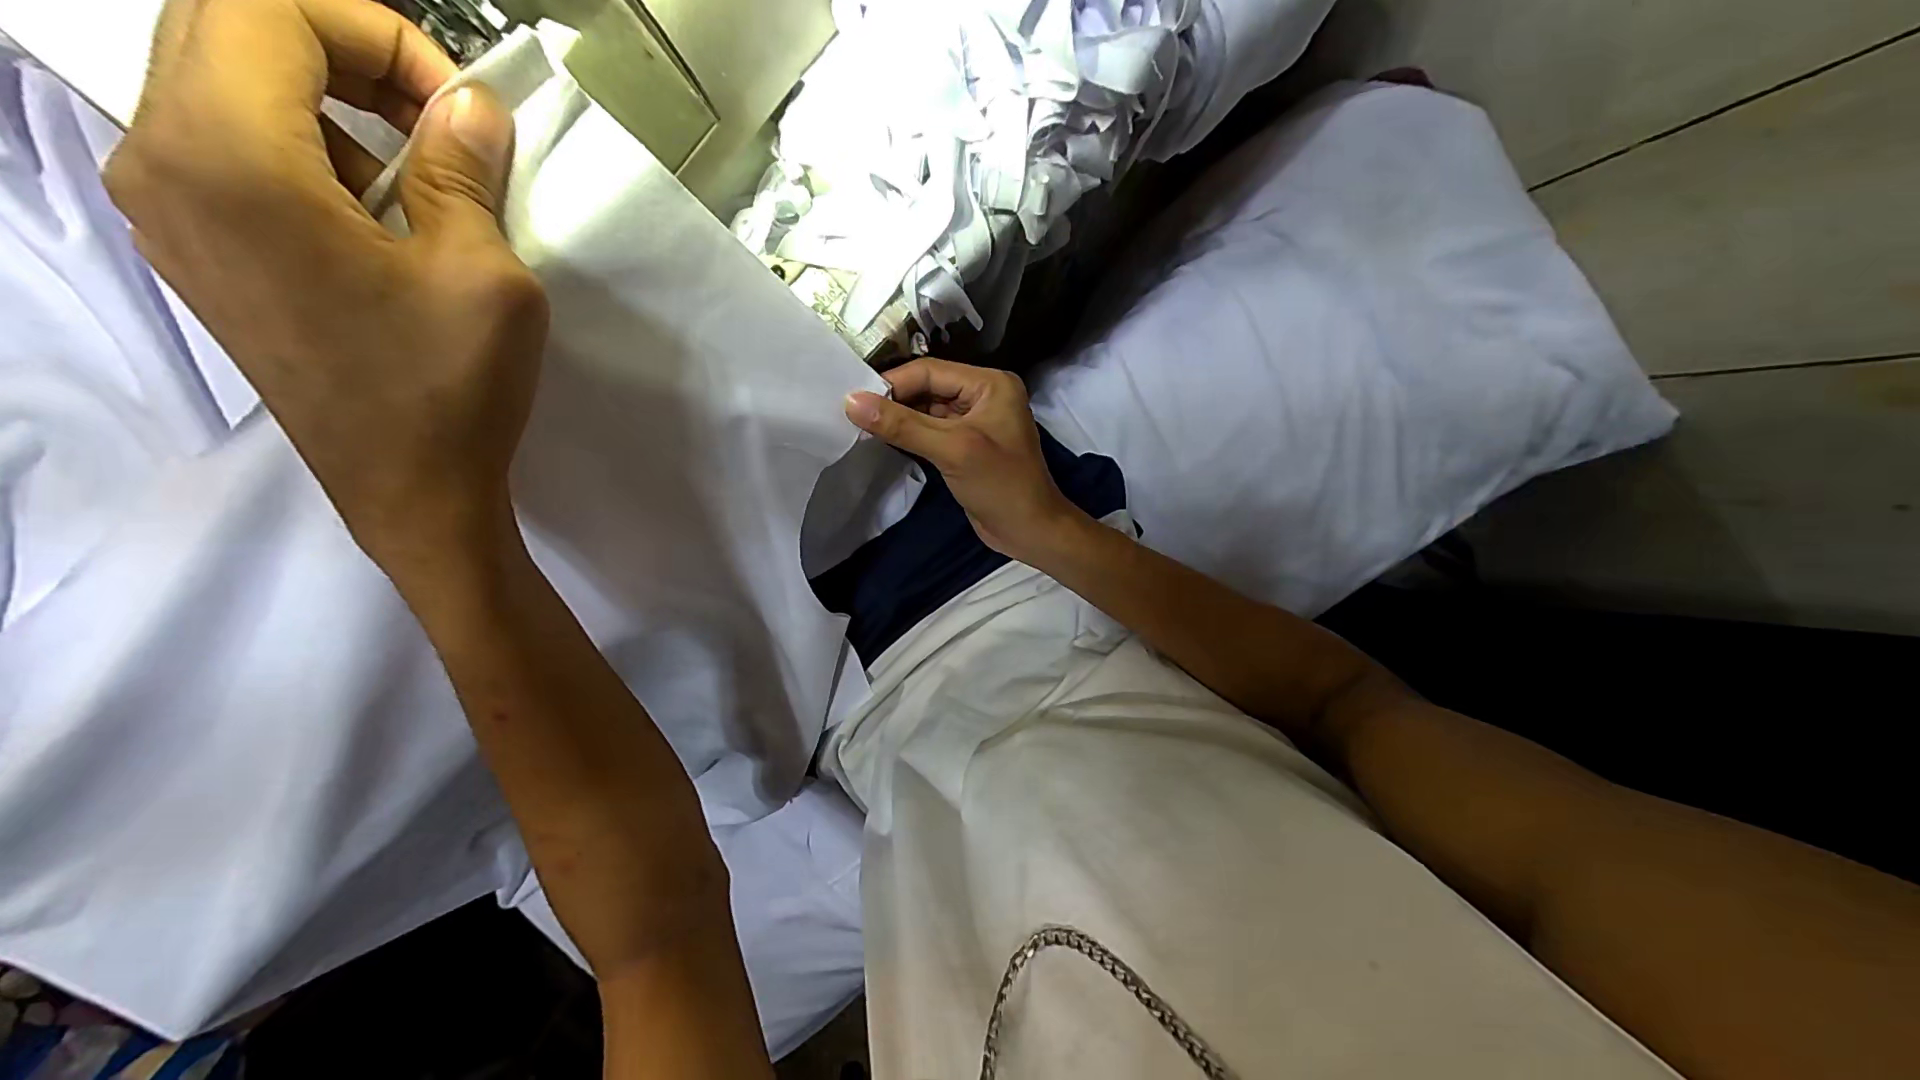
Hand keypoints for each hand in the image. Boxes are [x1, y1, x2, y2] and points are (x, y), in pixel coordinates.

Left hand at [104, 0, 547, 579]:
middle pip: (226, 30)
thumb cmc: (450, 387)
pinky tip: (374, 217)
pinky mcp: (195, 255)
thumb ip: (463, 171)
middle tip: (439, 120)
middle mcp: (161, 166)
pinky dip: (303, 153)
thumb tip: (470, 106)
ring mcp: (165, 214)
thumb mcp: (485, 273)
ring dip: (326, 104)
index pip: (266, 8)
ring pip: (222, 89)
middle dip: (348, 54)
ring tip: (417, 176)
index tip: (460, 105)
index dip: (378, 33)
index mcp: (227, 157)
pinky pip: (226, 155)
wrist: (411, 490)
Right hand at [845, 358, 1091, 563]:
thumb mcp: (951, 450)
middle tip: (853, 413)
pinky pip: (932, 430)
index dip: (892, 383)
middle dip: (893, 400)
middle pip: (927, 387)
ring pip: (927, 409)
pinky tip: (884, 440)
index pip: (931, 371)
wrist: (1030, 531)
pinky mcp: (967, 444)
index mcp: (990, 384)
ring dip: (899, 418)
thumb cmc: (1000, 485)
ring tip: (862, 425)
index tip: (853, 398)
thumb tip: (851, 401)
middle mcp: (984, 395)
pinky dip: (910, 434)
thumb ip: (902, 425)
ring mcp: (976, 421)